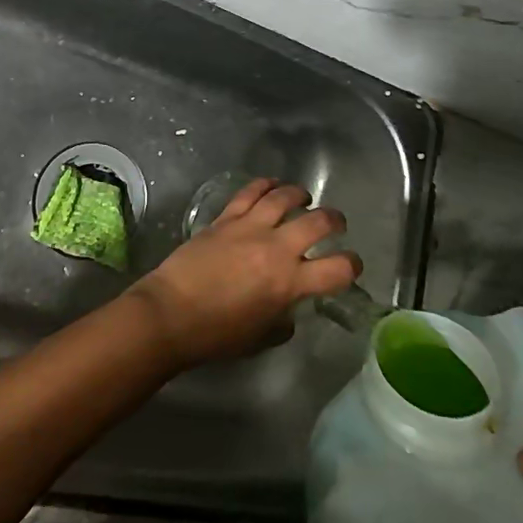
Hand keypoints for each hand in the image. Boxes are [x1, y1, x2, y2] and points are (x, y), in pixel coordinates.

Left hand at [126, 178, 359, 367]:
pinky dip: (266, 185)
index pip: (338, 268)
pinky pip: (250, 192)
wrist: (170, 313)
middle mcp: (276, 248)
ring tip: (304, 199)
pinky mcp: (225, 218)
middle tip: (334, 225)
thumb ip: (283, 319)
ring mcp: (250, 228)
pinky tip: (272, 186)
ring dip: (300, 195)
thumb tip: (289, 308)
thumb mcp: (260, 337)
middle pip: (318, 222)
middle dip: (334, 221)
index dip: (352, 266)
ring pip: (284, 197)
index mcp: (290, 282)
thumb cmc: (216, 334)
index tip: (351, 266)